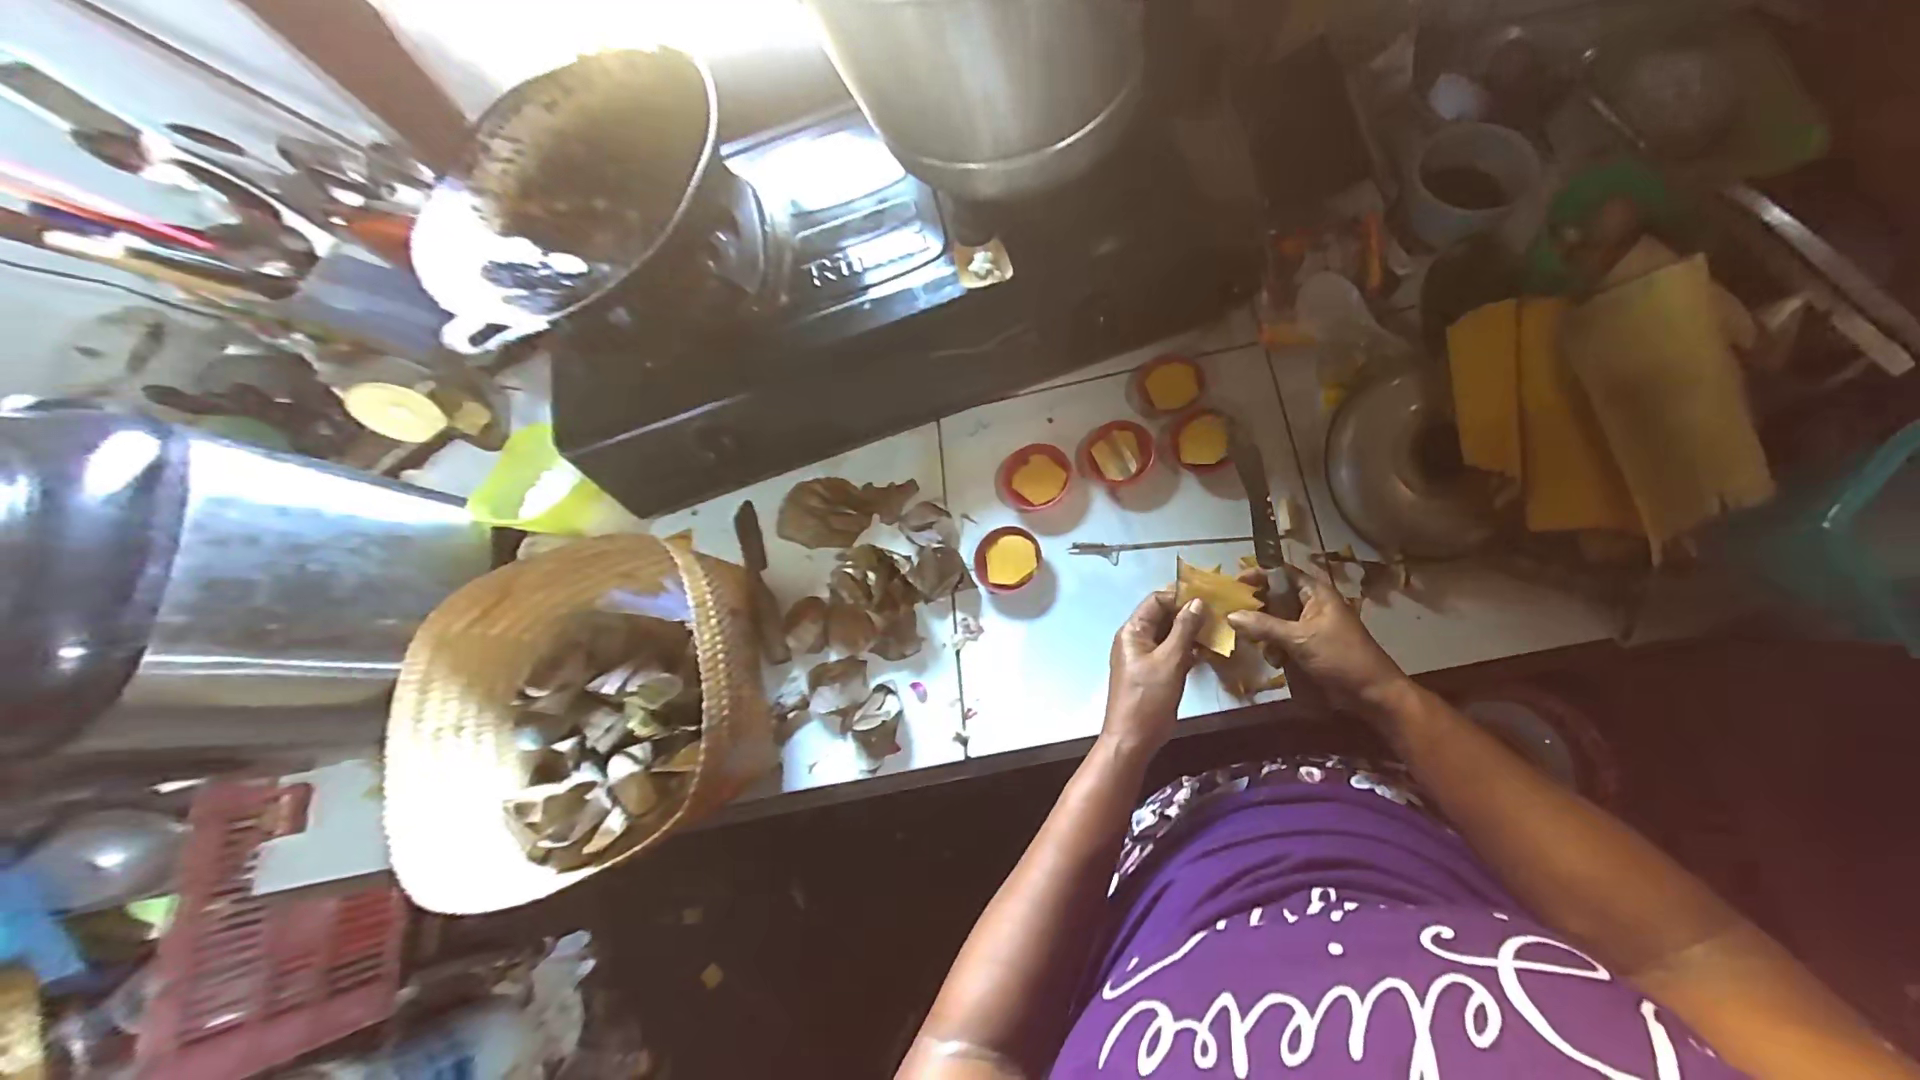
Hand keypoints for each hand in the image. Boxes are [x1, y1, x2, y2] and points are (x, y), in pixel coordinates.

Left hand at [1103, 590, 1206, 757]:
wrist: (1133, 737)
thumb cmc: (1148, 697)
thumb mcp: (1169, 660)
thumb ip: (1184, 629)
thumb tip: (1198, 602)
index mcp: (1132, 631)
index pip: (1156, 601)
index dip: (1180, 597)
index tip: (1209, 598)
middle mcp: (1136, 639)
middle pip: (1163, 616)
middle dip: (1189, 614)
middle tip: (1220, 614)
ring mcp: (1145, 656)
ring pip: (1170, 635)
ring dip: (1192, 632)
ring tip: (1220, 630)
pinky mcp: (1155, 672)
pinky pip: (1173, 652)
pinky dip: (1189, 649)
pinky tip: (1211, 651)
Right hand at [1226, 567, 1411, 719]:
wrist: (1372, 693)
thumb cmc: (1340, 657)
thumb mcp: (1299, 639)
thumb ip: (1263, 626)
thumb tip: (1231, 615)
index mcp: (1316, 594)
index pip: (1282, 573)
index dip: (1259, 574)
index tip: (1235, 583)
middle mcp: (1312, 605)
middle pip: (1276, 597)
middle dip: (1257, 608)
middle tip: (1236, 616)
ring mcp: (1310, 626)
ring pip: (1276, 620)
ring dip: (1264, 632)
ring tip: (1257, 644)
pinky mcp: (1309, 645)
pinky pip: (1283, 639)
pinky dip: (1275, 647)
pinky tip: (1276, 660)